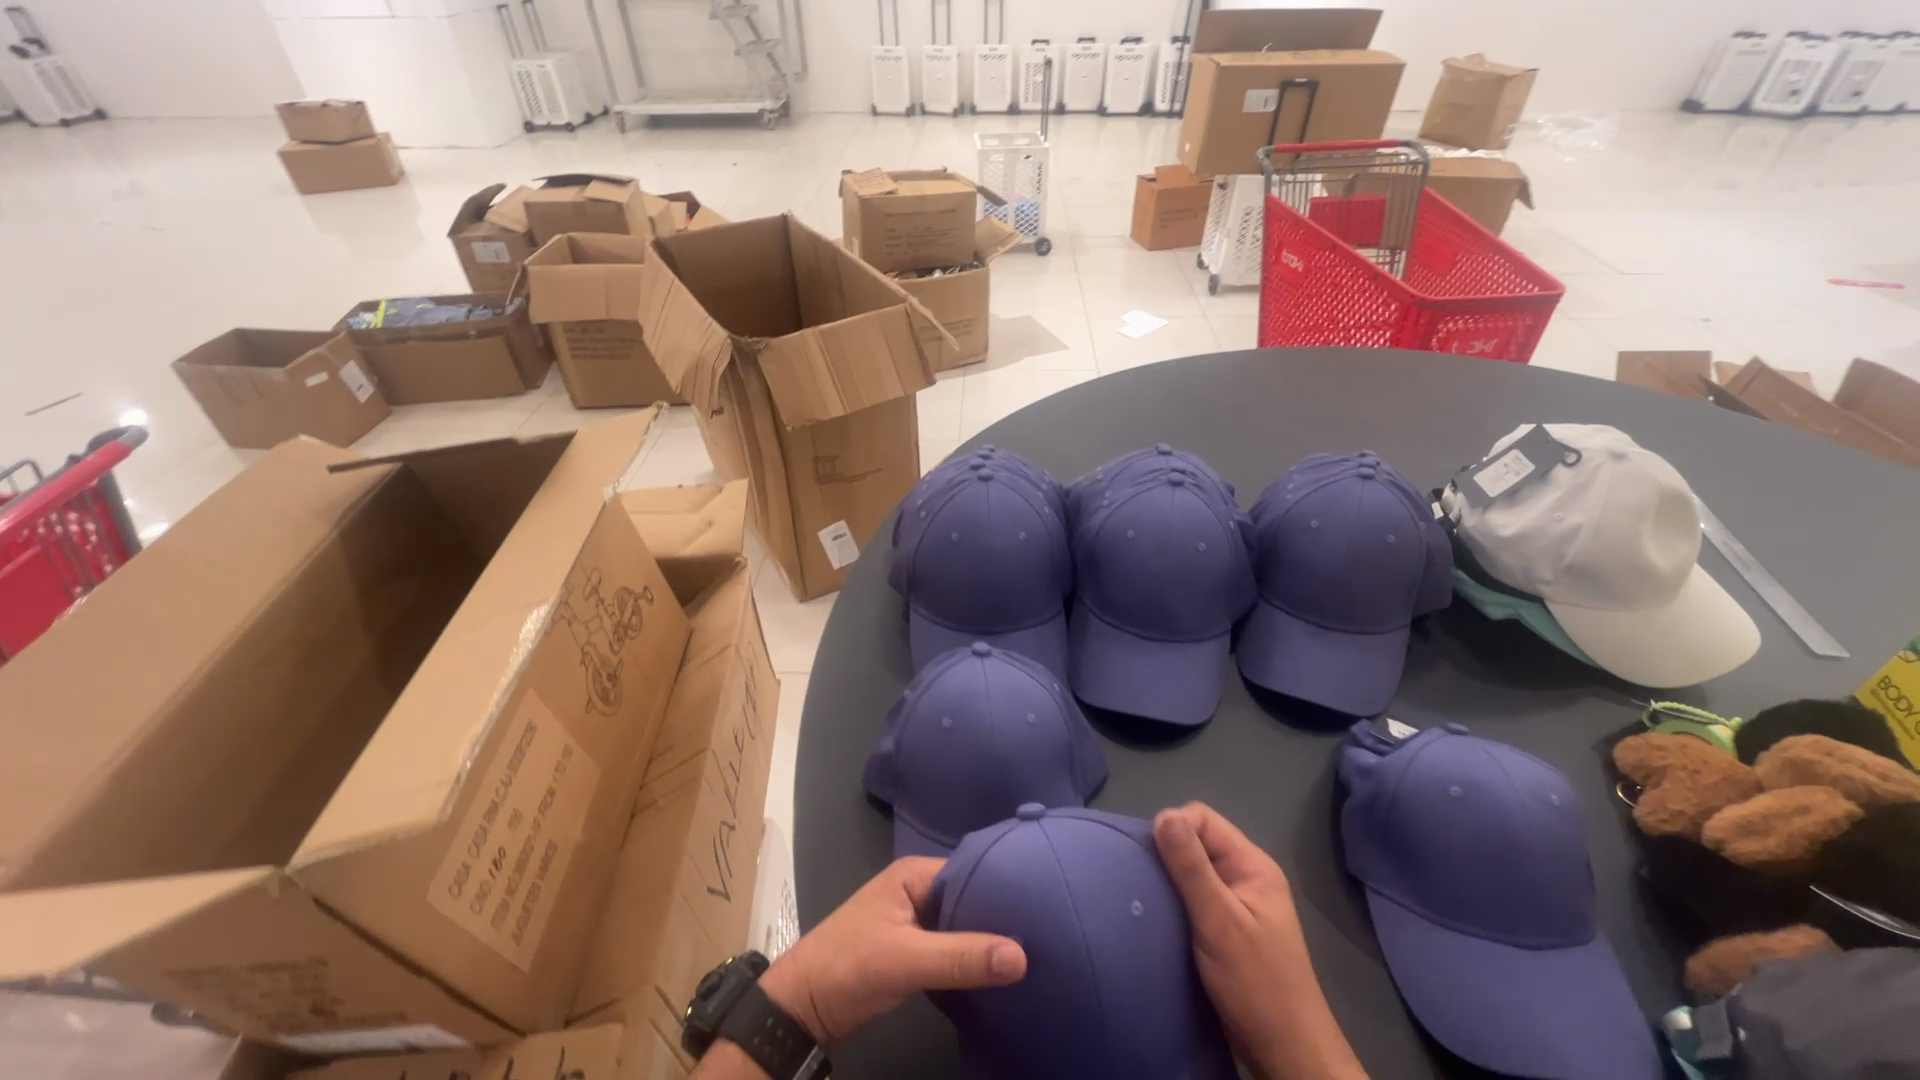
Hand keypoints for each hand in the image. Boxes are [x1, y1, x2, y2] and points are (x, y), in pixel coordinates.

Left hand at [758, 856, 1027, 1045]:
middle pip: (971, 897)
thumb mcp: (905, 960)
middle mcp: (918, 890)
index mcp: (914, 875)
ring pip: (964, 925)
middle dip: (1002, 916)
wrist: (801, 1010)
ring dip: (988, 941)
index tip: (1045, 905)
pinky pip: (954, 948)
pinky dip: (973, 959)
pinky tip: (1001, 972)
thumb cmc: (848, 969)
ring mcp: (915, 922)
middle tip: (1046, 933)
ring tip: (1034, 952)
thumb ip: (961, 956)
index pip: (973, 870)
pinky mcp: (914, 951)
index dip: (1006, 886)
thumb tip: (1022, 955)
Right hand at [1154, 803, 1366, 1079]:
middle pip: (1195, 842)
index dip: (1172, 829)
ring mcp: (1236, 904)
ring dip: (1167, 881)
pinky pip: (1191, 898)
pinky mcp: (1224, 929)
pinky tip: (1156, 919)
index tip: (1148, 860)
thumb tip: (1164, 814)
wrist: (1285, 1050)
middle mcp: (1244, 876)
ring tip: (1144, 900)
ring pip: (1191, 871)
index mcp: (1252, 865)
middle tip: (1142, 883)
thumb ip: (1192, 868)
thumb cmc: (1255, 984)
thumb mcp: (1219, 922)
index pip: (1202, 819)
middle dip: (1166, 855)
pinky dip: (1172, 903)